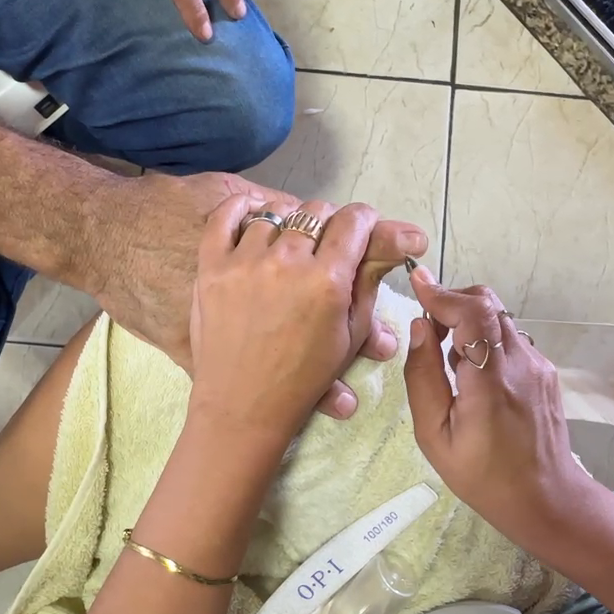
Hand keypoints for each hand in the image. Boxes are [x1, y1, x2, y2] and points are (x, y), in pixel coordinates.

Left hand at [185, 198, 386, 439]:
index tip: (363, 228)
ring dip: (290, 222)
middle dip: (330, 221)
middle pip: (316, 212)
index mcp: (327, 281)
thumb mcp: (350, 335)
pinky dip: (242, 209)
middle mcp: (287, 262)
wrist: (242, 404)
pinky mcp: (211, 266)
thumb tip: (402, 239)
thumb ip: (369, 282)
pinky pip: (226, 216)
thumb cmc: (303, 377)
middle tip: (328, 242)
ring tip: (290, 241)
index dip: (364, 219)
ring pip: (275, 213)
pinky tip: (254, 216)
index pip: (354, 222)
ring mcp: (245, 261)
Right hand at [401, 270, 596, 547]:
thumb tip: (420, 328)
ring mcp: (539, 365)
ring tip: (449, 360)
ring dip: (469, 321)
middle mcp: (520, 363)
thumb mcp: (434, 436)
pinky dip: (485, 340)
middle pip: (488, 303)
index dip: (442, 293)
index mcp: (489, 381)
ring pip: (500, 318)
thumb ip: (423, 377)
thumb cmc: (482, 476)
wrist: (547, 500)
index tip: (417, 283)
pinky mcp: (546, 372)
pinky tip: (475, 376)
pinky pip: (510, 339)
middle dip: (453, 302)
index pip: (472, 312)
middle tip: (430, 329)